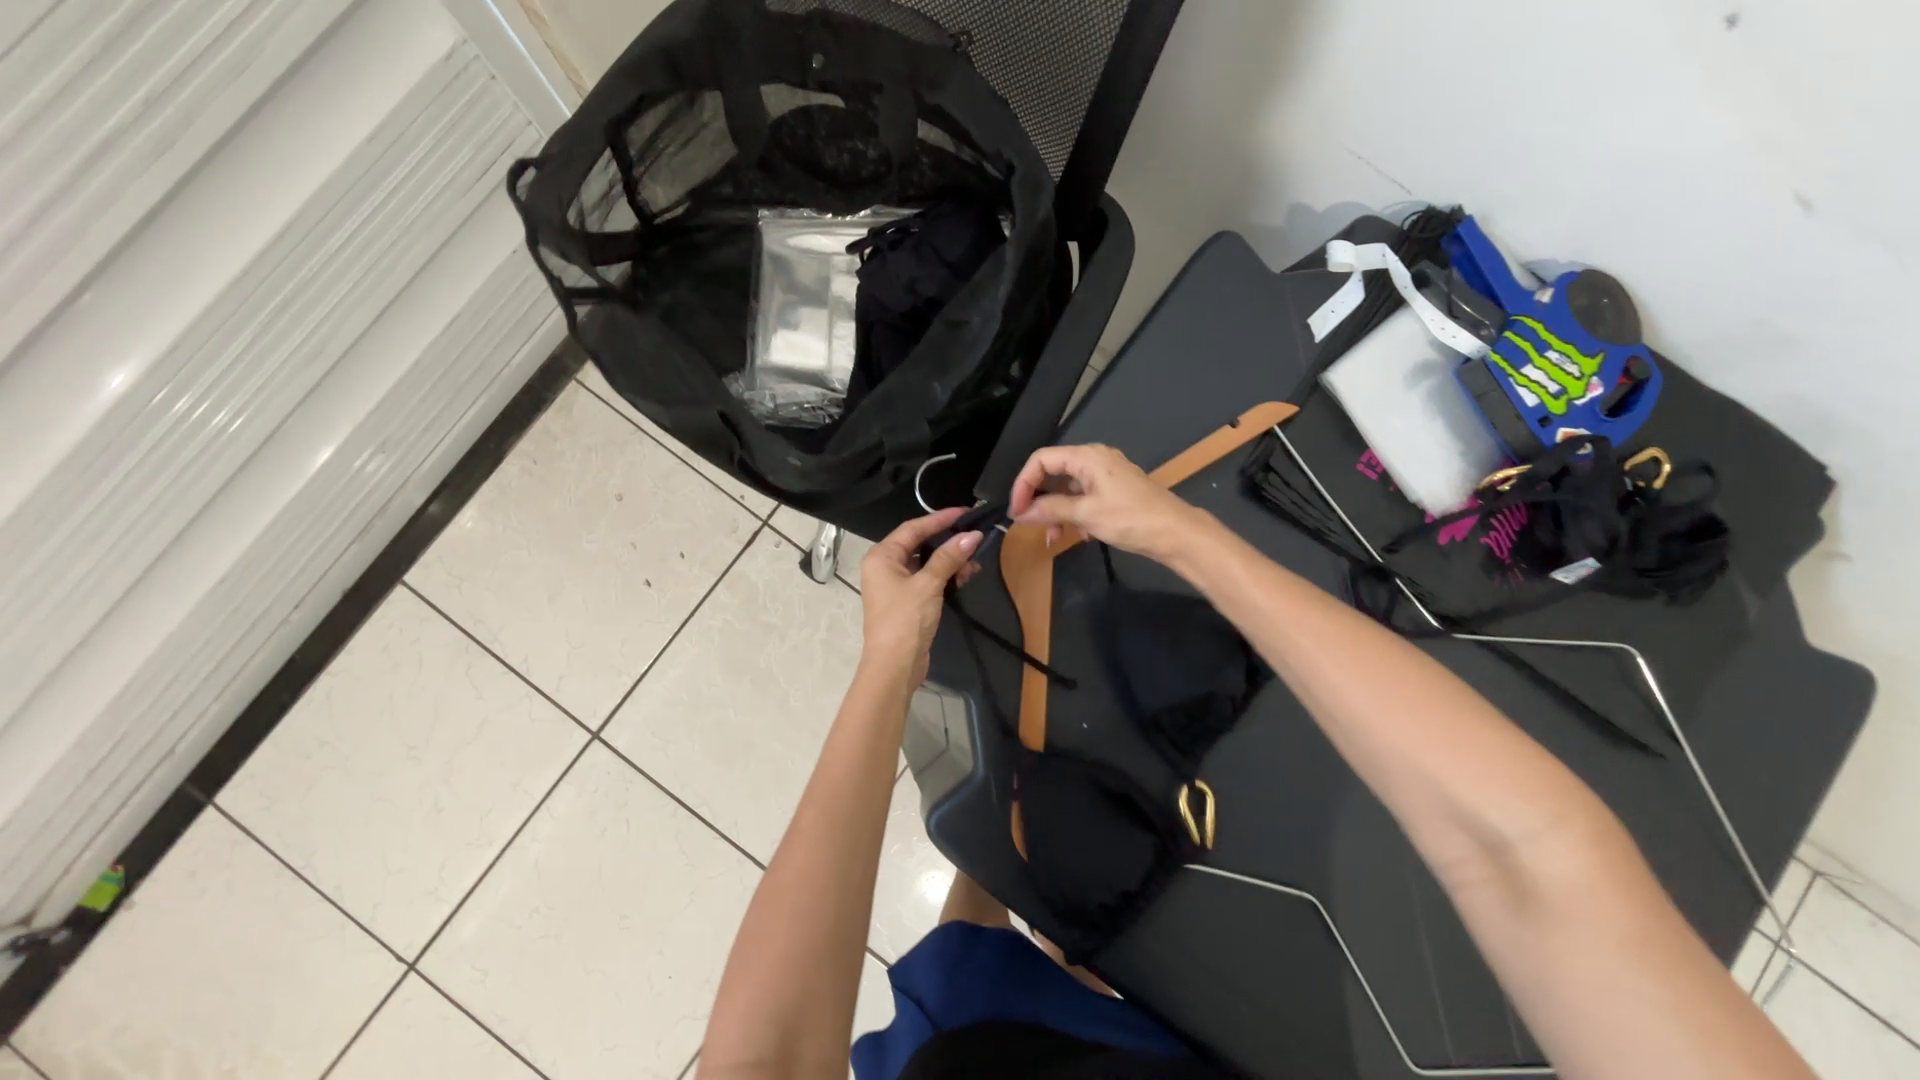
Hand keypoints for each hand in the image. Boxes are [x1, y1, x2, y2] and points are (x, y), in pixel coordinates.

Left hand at [858, 507, 982, 682]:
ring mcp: (895, 585)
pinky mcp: (907, 601)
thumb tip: (972, 536)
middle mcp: (884, 567)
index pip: (913, 528)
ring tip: (974, 560)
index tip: (965, 512)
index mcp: (882, 556)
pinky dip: (945, 576)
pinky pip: (927, 579)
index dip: (940, 519)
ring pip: (925, 563)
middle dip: (947, 541)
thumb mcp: (928, 585)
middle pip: (919, 544)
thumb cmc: (905, 620)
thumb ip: (949, 558)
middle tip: (973, 535)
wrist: (894, 666)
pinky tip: (965, 575)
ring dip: (949, 560)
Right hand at [1008, 444, 1203, 560]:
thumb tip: (1020, 513)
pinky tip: (1078, 535)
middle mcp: (1095, 459)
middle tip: (1030, 524)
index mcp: (1087, 456)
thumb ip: (1050, 510)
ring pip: (1068, 488)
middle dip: (1039, 499)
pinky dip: (1074, 514)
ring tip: (1054, 538)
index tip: (1016, 511)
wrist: (1175, 532)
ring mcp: (1106, 475)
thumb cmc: (1130, 519)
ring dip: (1056, 512)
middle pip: (1053, 473)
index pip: (1041, 460)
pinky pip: (1083, 497)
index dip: (1023, 483)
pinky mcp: (1114, 490)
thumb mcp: (1085, 514)